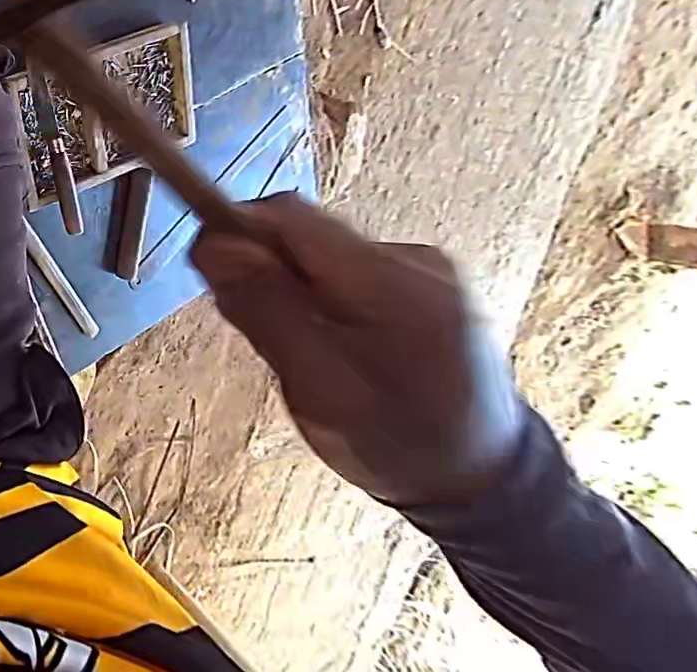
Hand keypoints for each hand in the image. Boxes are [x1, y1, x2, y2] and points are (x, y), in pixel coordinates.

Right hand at [190, 196, 523, 505]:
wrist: (487, 479)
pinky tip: (334, 331)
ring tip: (299, 335)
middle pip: (305, 227)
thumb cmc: (395, 446)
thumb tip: (210, 246)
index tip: (209, 267)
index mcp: (391, 287)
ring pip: (321, 244)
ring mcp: (424, 262)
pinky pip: (345, 259)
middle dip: (263, 260)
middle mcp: (412, 258)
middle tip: (253, 317)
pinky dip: (320, 285)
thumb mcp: (319, 392)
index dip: (236, 227)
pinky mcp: (425, 272)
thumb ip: (266, 313)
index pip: (289, 217)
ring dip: (290, 276)